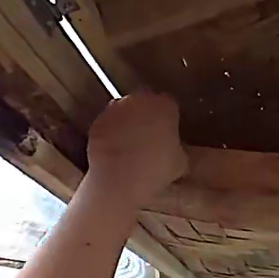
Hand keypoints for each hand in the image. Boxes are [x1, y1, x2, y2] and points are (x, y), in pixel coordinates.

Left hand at [83, 92, 186, 206]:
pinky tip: (113, 150)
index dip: (168, 118)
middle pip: (145, 101)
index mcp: (165, 105)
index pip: (169, 105)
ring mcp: (115, 108)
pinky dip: (110, 132)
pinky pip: (107, 124)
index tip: (168, 132)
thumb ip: (178, 150)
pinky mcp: (98, 121)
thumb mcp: (180, 162)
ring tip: (129, 144)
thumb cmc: (157, 168)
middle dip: (147, 114)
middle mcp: (139, 99)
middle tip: (149, 136)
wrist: (120, 178)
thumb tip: (176, 153)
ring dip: (127, 121)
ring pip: (124, 110)